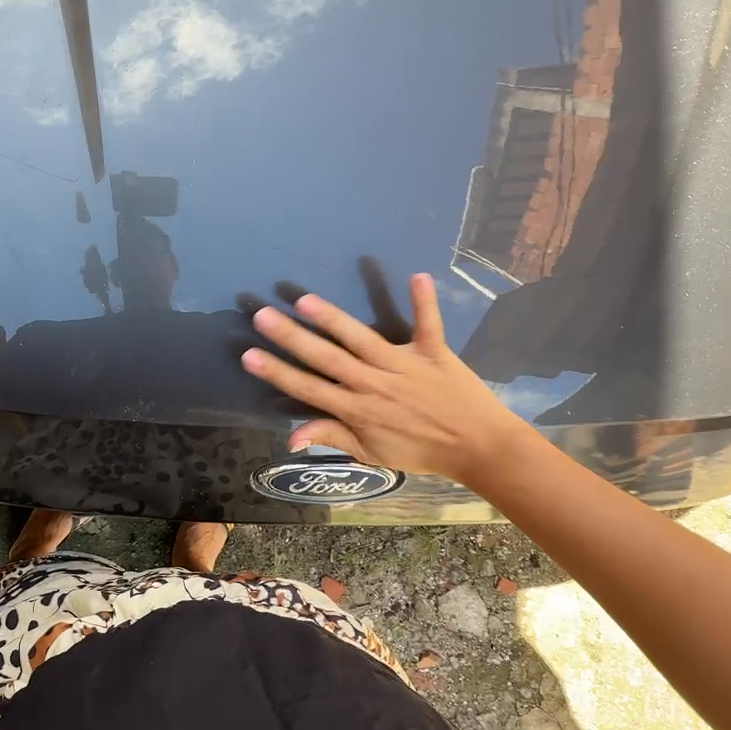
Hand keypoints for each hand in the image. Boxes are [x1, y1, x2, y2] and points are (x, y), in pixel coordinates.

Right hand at [240, 273, 528, 485]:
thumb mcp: (372, 453)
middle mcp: (373, 385)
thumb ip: (331, 437)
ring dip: (332, 318)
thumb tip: (289, 438)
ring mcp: (404, 366)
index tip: (249, 355)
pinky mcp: (434, 353)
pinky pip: (427, 325)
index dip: (277, 372)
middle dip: (291, 337)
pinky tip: (417, 275)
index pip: (308, 389)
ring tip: (303, 299)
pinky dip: (424, 301)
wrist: (481, 449)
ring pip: (361, 339)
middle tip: (261, 315)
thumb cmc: (422, 452)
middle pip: (326, 358)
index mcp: (357, 410)